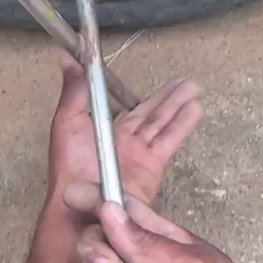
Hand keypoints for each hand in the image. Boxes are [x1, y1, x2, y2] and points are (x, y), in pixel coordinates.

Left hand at [47, 53, 200, 204]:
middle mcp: (123, 140)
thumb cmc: (70, 167)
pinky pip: (169, 140)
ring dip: (177, 106)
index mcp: (102, 129)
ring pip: (161, 122)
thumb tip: (67, 58)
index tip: (144, 76)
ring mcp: (139, 153)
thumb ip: (74, 91)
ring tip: (193, 89)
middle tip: (184, 81)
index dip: (138, 92)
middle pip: (149, 113)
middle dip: (166, 97)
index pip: (124, 105)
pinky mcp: (152, 166)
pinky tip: (194, 110)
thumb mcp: (67, 121)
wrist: (80, 205)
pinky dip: (182, 125)